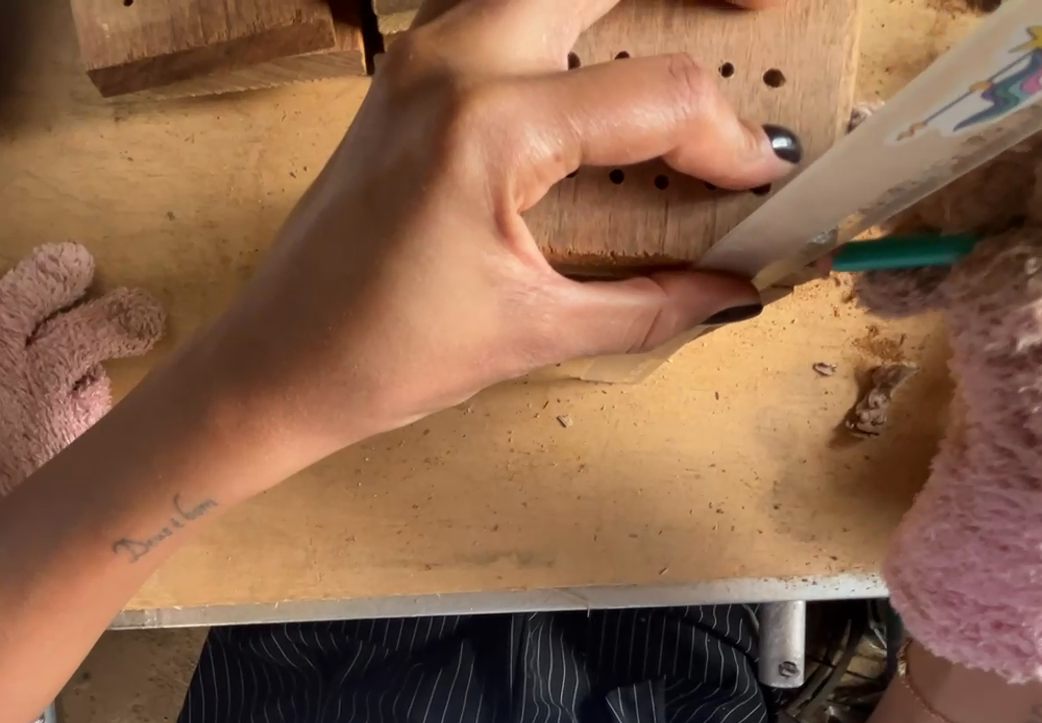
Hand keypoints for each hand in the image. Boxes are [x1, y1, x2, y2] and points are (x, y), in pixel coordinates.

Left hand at [165, 0, 797, 471]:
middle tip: (763, 10)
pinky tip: (594, 69)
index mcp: (487, 127)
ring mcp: (416, 62)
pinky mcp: (401, 82)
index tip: (757, 181)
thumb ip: (643, 307)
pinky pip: (499, 16)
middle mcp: (450, 64)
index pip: (654, 95)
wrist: (278, 367)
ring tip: (686, 27)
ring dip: (617, 2)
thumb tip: (727, 292)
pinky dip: (561, 27)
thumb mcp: (527, 335)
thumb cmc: (379, 359)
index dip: (726, 138)